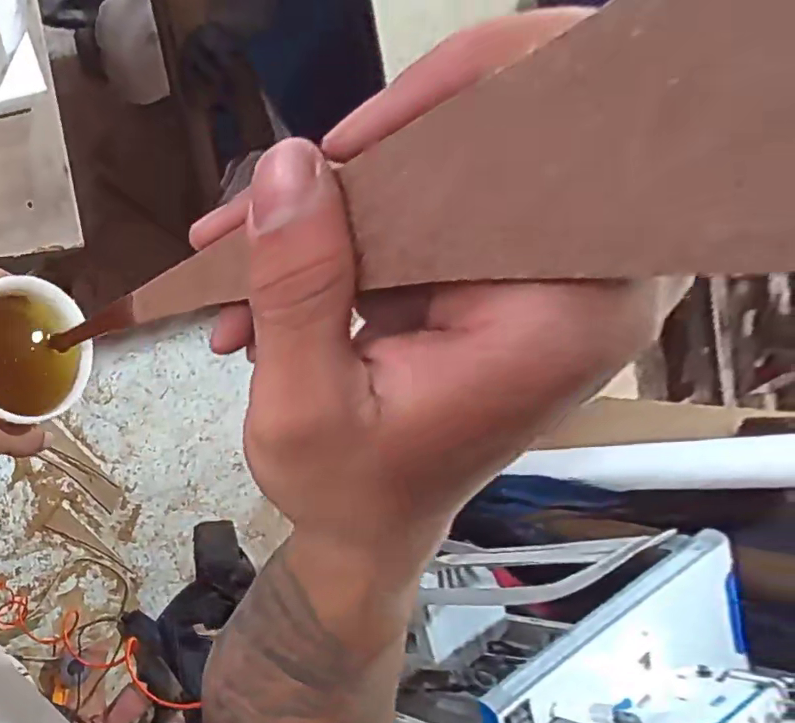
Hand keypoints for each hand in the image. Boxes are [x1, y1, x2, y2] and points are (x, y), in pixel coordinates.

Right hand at [190, 9, 683, 554]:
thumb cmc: (338, 489)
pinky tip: (258, 310)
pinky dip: (323, 264)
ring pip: (419, 201)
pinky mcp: (478, 291)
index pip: (537, 141)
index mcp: (560, 304)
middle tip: (239, 226)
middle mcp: (572, 276)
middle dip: (336, 191)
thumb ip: (296, 289)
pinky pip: (401, 241)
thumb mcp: (300, 400)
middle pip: (468, 164)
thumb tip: (284, 167)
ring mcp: (525, 281)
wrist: (361, 532)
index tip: (318, 159)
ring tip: (229, 292)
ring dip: (310, 237)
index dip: (435, 113)